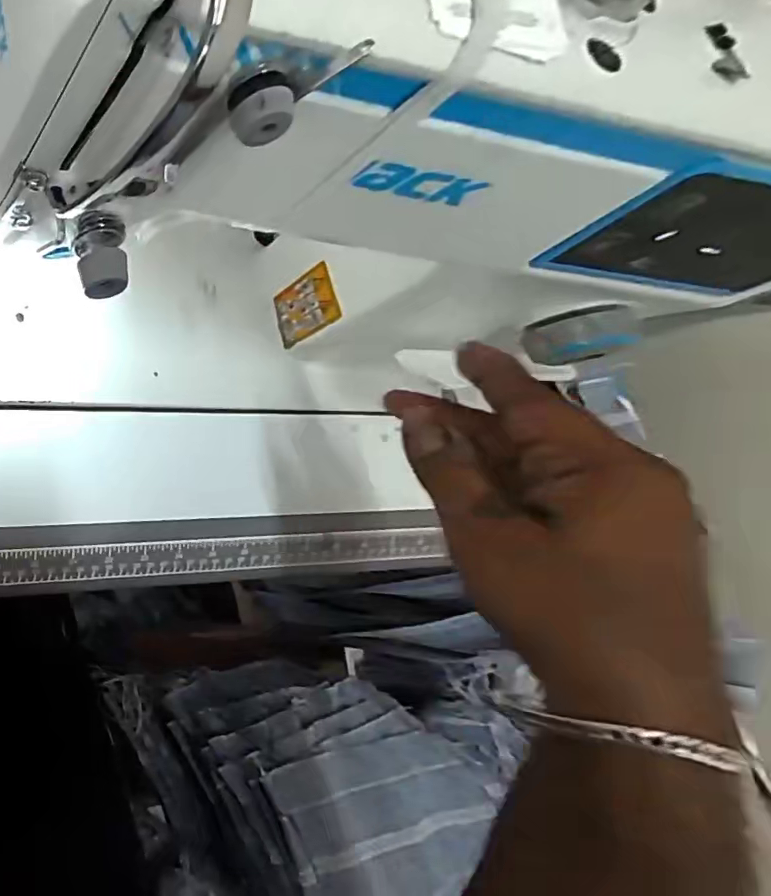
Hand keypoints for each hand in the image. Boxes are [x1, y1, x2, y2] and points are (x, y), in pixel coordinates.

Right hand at [385, 344, 733, 743]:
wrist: (635, 694)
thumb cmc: (555, 603)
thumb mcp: (483, 532)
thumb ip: (447, 469)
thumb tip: (417, 417)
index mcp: (607, 468)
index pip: (535, 404)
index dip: (491, 376)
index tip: (461, 349)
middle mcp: (633, 479)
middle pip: (537, 432)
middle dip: (468, 419)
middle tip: (404, 405)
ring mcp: (639, 512)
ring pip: (546, 462)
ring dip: (486, 451)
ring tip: (429, 440)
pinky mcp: (632, 539)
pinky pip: (562, 489)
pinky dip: (512, 478)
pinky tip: (477, 481)